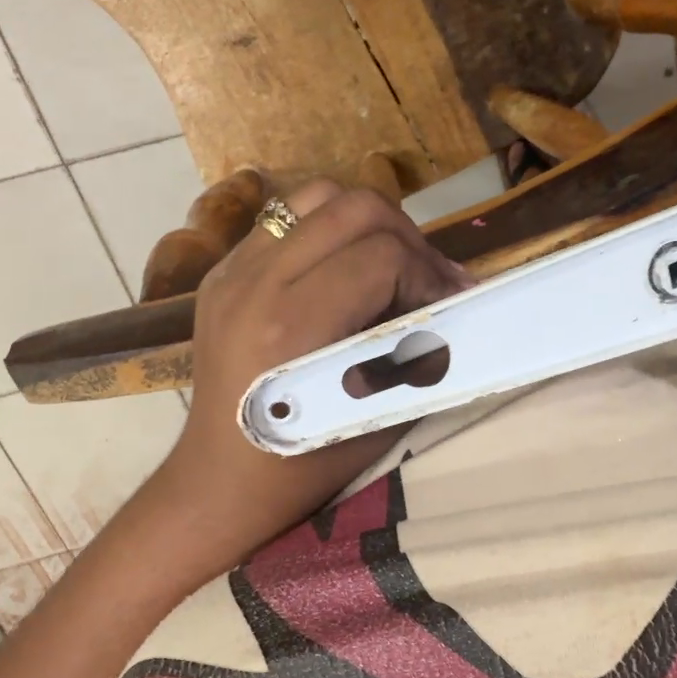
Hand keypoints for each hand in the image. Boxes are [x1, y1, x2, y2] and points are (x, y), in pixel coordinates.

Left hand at [165, 180, 469, 557]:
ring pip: (316, 197)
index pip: (384, 256)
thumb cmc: (307, 463)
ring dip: (367, 223)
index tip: (451, 301)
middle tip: (431, 277)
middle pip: (353, 209)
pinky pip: (285, 221)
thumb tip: (455, 296)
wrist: (221, 480)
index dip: (431, 273)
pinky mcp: (221, 273)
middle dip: (409, 238)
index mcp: (294, 326)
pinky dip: (328, 231)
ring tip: (391, 262)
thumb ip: (419, 345)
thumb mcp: (379, 411)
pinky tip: (344, 269)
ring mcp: (231, 273)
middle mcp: (255, 285)